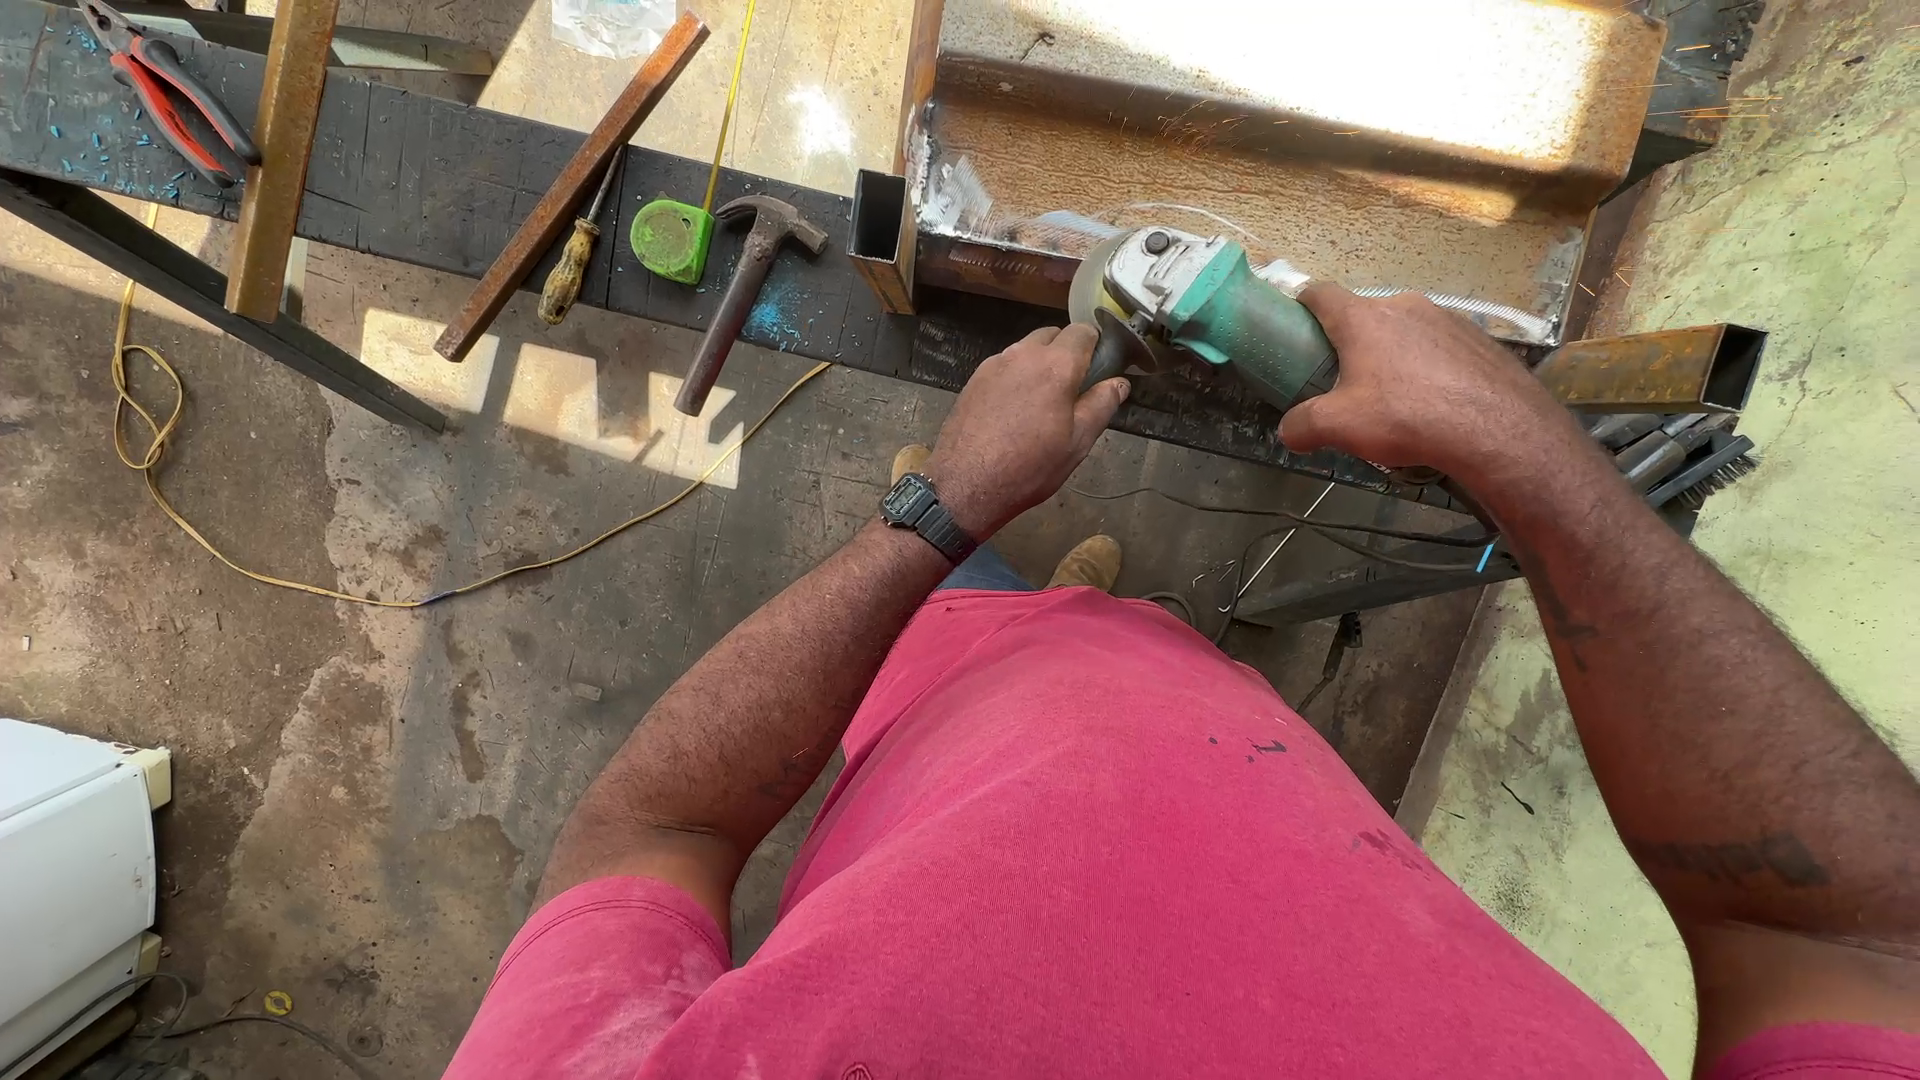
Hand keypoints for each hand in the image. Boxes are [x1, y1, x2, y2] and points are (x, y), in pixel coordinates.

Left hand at [923, 324, 1129, 537]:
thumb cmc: (1028, 467)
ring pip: (1025, 350)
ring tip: (1040, 404)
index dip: (1095, 347)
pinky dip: (1015, 377)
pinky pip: (1003, 366)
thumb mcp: (1077, 443)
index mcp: (1055, 365)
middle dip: (1066, 353)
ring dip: (1039, 364)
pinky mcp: (973, 380)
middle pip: (1052, 335)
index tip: (1097, 371)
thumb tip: (1119, 382)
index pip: (1083, 331)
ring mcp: (993, 364)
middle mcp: (1023, 354)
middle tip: (1070, 390)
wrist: (965, 484)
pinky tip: (1013, 411)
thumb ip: (1102, 405)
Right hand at [1278, 284, 1587, 480]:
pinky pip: (1437, 346)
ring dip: (1389, 354)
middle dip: (1348, 342)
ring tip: (1391, 396)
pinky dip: (1425, 366)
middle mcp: (1404, 307)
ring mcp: (1447, 319)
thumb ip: (1301, 426)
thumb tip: (1289, 431)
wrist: (1497, 429)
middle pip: (1364, 315)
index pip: (1322, 293)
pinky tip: (1430, 400)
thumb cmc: (1404, 416)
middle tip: (1342, 380)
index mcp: (1363, 319)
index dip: (1302, 303)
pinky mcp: (1478, 339)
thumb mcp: (1337, 427)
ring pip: (1403, 331)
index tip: (1294, 322)